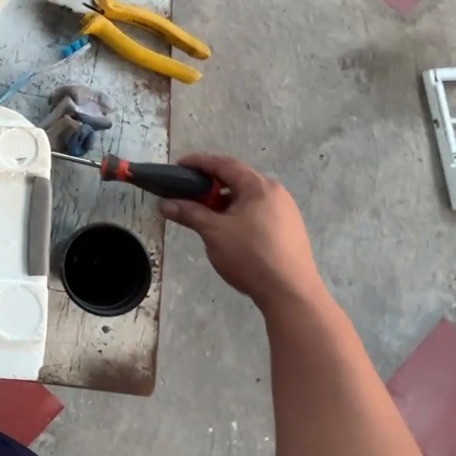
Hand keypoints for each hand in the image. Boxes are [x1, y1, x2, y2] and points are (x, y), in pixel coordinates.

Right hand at [158, 153, 325, 311]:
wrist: (291, 293)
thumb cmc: (251, 256)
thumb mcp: (213, 232)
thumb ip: (189, 213)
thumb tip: (164, 204)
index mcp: (259, 187)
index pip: (225, 164)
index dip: (199, 162)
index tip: (178, 166)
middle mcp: (275, 193)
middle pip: (238, 179)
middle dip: (211, 184)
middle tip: (188, 192)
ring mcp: (286, 212)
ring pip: (247, 197)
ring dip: (223, 201)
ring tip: (204, 214)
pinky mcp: (289, 230)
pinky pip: (257, 211)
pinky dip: (237, 213)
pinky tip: (227, 230)